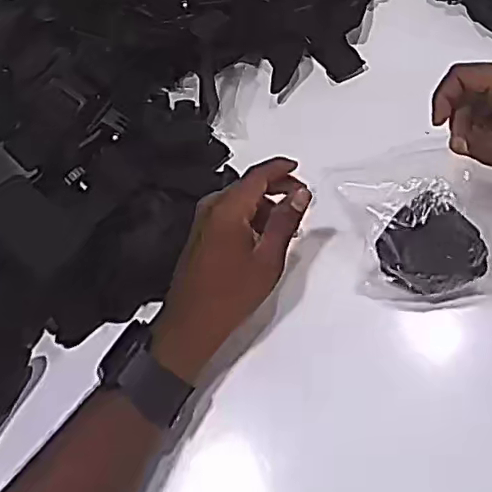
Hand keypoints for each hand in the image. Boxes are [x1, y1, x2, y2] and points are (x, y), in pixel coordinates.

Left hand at [150, 157, 310, 381]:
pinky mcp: (200, 233)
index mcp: (228, 207)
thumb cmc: (229, 295)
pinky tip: (264, 236)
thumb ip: (286, 221)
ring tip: (286, 224)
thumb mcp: (268, 257)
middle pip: (248, 185)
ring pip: (239, 200)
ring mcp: (203, 219)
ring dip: (264, 205)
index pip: (258, 175)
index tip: (296, 167)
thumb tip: (300, 195)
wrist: (192, 324)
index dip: (280, 169)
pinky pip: (229, 213)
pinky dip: (249, 216)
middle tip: (299, 198)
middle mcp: (212, 207)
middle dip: (276, 187)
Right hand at [432, 61, 491, 203]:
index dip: (443, 99)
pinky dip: (489, 122)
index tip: (440, 123)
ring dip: (473, 119)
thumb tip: (460, 142)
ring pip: (484, 96)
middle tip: (460, 141)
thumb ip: (483, 147)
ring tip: (478, 146)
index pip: (460, 77)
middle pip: (470, 85)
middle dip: (458, 113)